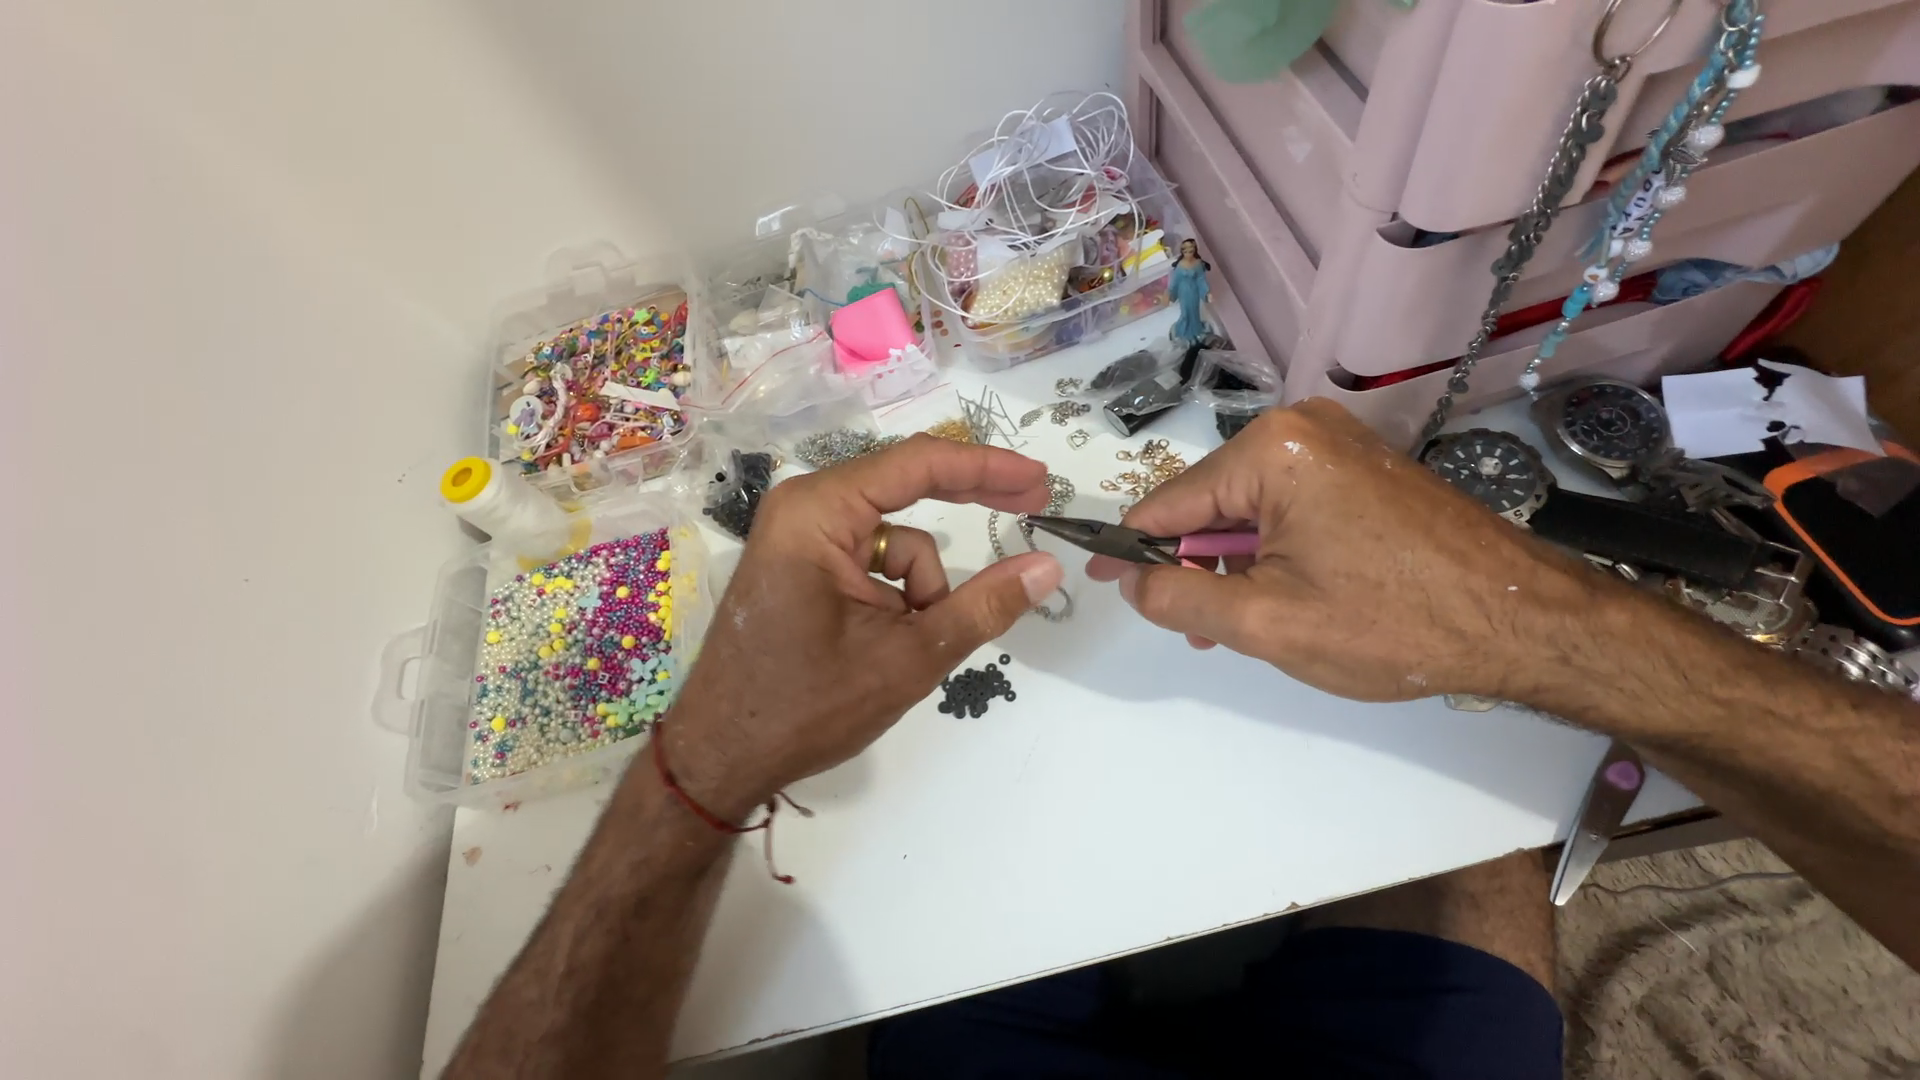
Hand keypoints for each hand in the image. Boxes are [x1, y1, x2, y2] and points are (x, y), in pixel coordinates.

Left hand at [661, 435, 1064, 818]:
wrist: (722, 758)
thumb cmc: (806, 707)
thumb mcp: (909, 657)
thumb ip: (983, 606)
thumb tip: (1048, 567)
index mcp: (818, 512)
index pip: (917, 465)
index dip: (986, 467)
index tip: (1039, 479)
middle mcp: (806, 510)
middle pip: (907, 489)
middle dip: (969, 501)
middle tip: (1032, 505)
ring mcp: (802, 539)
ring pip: (897, 542)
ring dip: (923, 587)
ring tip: (913, 643)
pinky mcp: (804, 568)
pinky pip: (874, 564)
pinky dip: (899, 597)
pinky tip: (890, 641)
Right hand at [1085, 399, 1593, 702]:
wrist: (1527, 622)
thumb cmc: (1391, 623)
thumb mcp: (1263, 621)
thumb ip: (1178, 597)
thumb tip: (1130, 580)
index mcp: (1269, 450)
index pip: (1169, 502)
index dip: (1130, 547)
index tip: (1101, 579)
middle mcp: (1300, 427)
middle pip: (1209, 502)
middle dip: (1192, 563)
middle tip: (1194, 626)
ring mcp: (1336, 443)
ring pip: (1247, 508)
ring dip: (1230, 563)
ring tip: (1235, 623)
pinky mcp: (1361, 466)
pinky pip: (1287, 505)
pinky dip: (1269, 549)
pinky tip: (1276, 593)